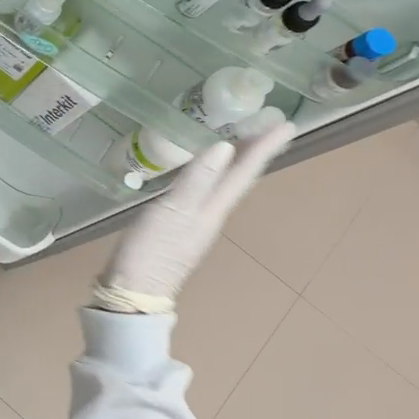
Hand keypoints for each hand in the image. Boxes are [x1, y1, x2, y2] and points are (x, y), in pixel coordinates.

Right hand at [95, 119, 296, 313]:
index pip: (243, 173)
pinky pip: (203, 197)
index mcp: (212, 210)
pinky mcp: (176, 232)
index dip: (263, 148)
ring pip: (222, 188)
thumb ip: (196, 181)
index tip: (286, 124)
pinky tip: (199, 176)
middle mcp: (210, 216)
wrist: (133, 293)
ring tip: (238, 143)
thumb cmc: (151, 251)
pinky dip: (210, 179)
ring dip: (233, 165)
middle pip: (237, 180)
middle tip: (265, 127)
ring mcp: (194, 226)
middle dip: (253, 154)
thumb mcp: (171, 213)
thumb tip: (224, 147)